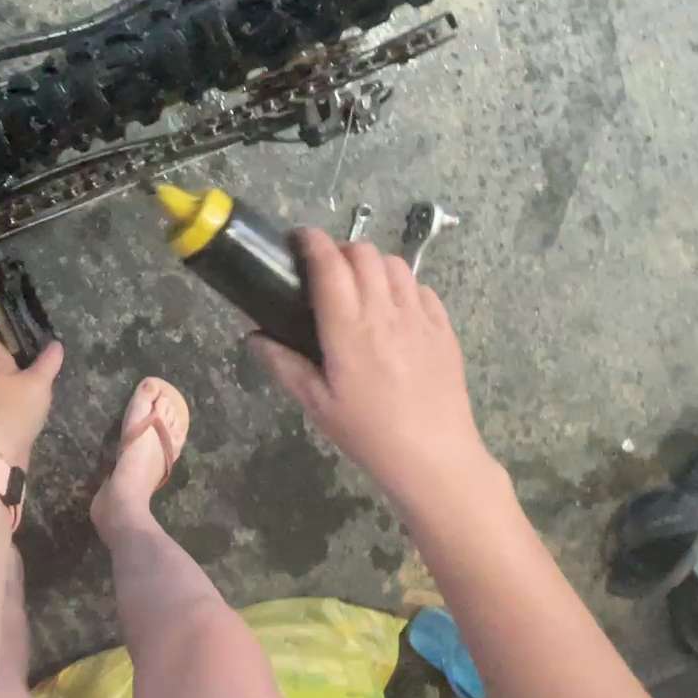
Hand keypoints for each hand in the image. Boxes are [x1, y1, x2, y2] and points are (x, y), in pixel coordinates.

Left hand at [0, 328, 63, 468]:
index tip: (1, 314)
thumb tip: (56, 343)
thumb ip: (47, 363)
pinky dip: (21, 396)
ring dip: (17, 375)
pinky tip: (35, 398)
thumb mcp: (37, 382)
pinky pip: (10, 402)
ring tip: (39, 368)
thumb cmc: (12, 411)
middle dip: (11, 351)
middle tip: (32, 341)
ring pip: (4, 382)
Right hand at [251, 228, 489, 501]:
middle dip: (340, 249)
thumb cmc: (368, 432)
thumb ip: (283, 365)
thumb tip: (254, 337)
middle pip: (363, 253)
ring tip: (360, 284)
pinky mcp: (444, 328)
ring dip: (372, 263)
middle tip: (325, 268)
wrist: (435, 458)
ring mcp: (419, 317)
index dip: (312, 241)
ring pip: (395, 264)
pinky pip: (422, 287)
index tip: (298, 238)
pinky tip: (393, 307)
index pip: (330, 264)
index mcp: (349, 328)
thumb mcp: (316, 404)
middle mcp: (385, 312)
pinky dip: (402, 284)